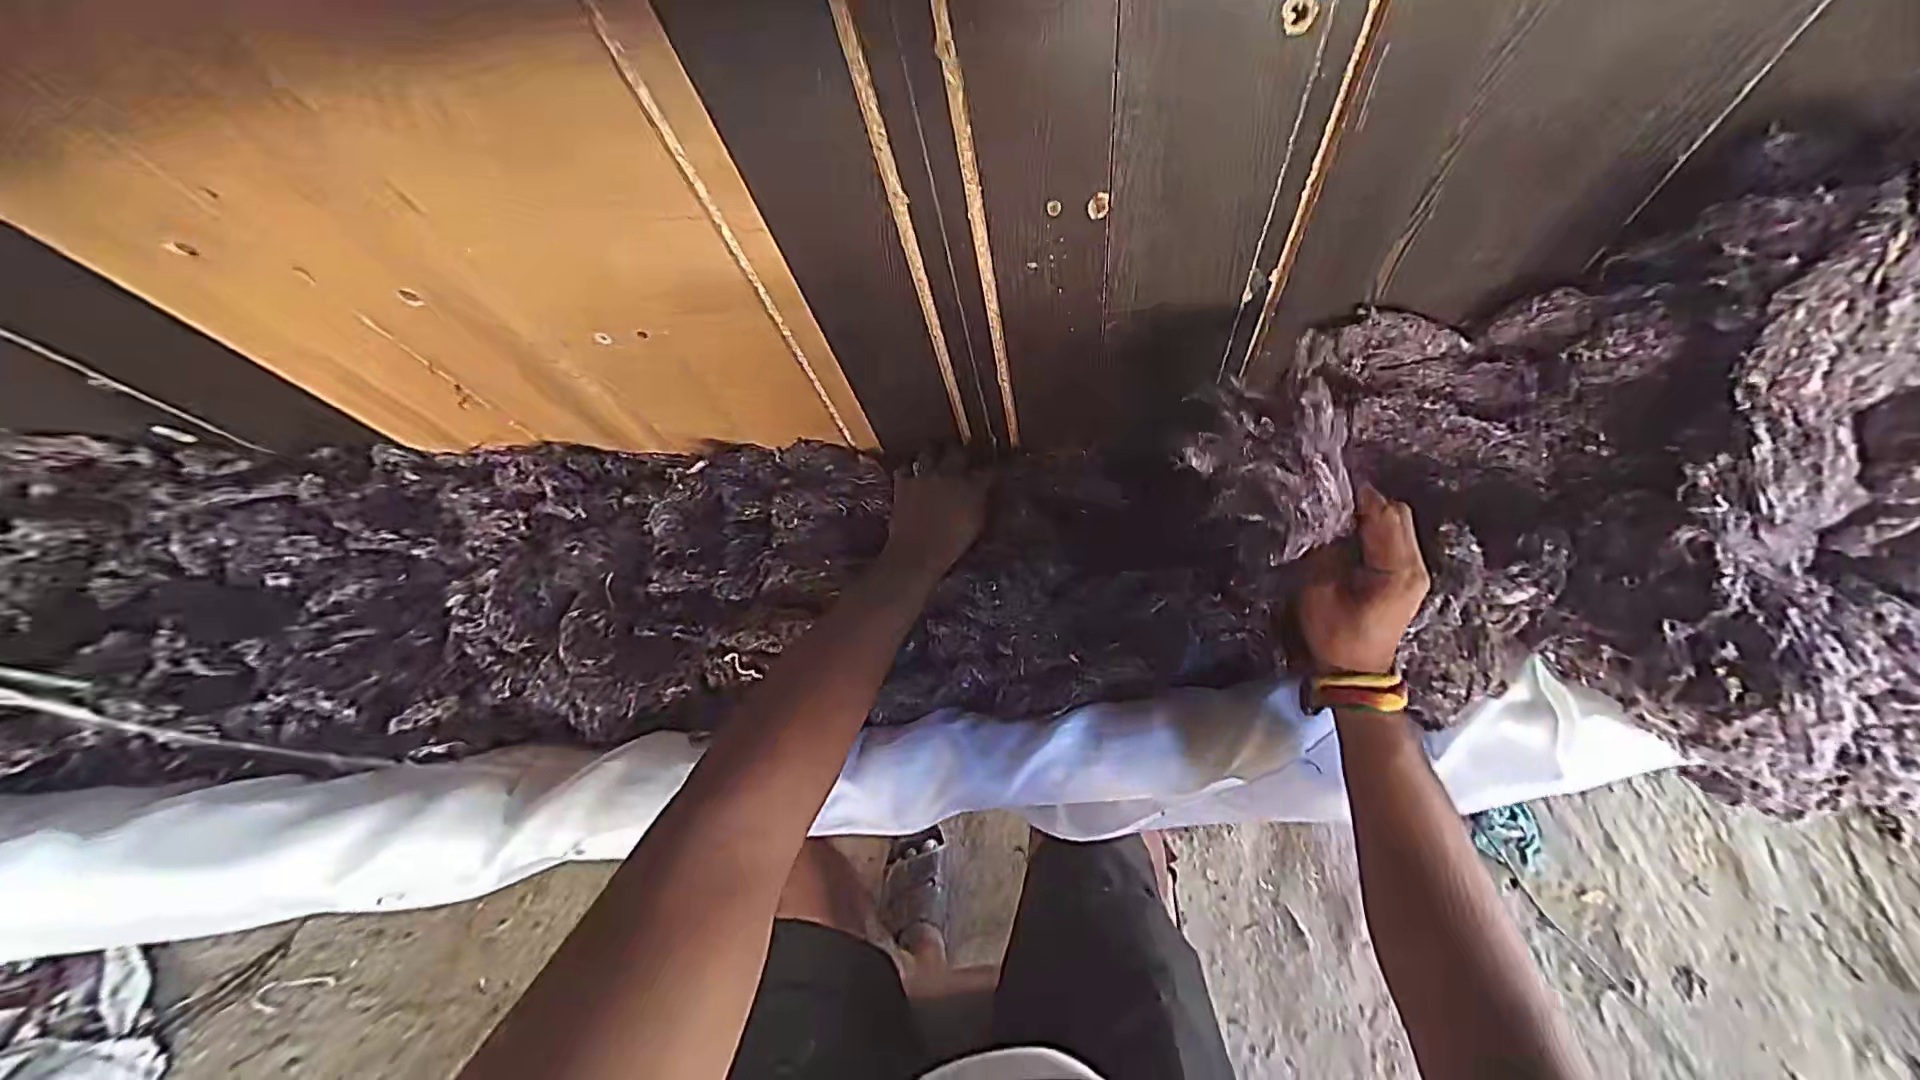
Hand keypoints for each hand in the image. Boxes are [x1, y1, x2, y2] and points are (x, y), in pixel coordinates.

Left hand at [880, 448, 990, 579]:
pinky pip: (905, 466)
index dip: (991, 467)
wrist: (917, 553)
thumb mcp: (977, 524)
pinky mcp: (903, 482)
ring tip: (935, 456)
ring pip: (929, 449)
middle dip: (961, 451)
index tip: (992, 468)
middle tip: (962, 456)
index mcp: (973, 485)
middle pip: (958, 450)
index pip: (988, 468)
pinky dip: (909, 468)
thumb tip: (983, 491)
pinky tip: (912, 473)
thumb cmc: (952, 545)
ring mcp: (924, 474)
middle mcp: (949, 472)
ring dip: (934, 452)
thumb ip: (981, 501)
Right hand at [1297, 485, 1430, 673]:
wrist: (1355, 672)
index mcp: (1396, 570)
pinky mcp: (1408, 577)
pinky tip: (1349, 532)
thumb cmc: (1334, 635)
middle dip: (1365, 502)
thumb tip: (1325, 521)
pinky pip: (1394, 539)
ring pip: (1398, 523)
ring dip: (1370, 514)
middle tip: (1331, 499)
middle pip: (1397, 514)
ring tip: (1337, 513)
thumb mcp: (1319, 591)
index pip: (1382, 516)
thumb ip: (1327, 551)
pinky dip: (1373, 529)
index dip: (1356, 497)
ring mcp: (1416, 572)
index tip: (1329, 484)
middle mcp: (1415, 566)